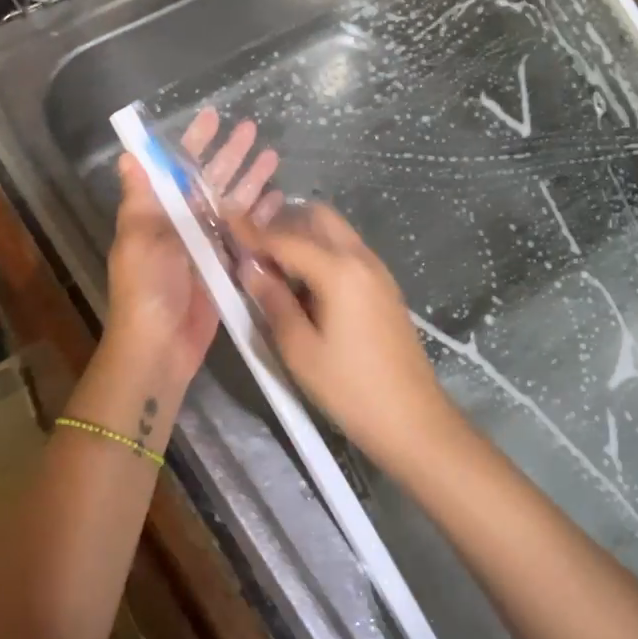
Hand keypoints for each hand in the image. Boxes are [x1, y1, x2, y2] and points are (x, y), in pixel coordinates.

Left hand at [105, 108, 281, 391]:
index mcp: (158, 212)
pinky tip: (278, 199)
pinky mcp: (224, 268)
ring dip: (250, 180)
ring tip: (274, 156)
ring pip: (231, 204)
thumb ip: (141, 197)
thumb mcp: (139, 238)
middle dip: (230, 154)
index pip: (176, 167)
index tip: (213, 115)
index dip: (192, 141)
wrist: (159, 348)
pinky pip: (244, 235)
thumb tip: (129, 155)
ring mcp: (204, 246)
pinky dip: (260, 217)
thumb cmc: (146, 289)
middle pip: (209, 180)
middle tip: (253, 129)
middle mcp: (180, 224)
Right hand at [232, 204, 456, 469]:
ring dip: (301, 236)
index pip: (285, 238)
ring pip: (333, 232)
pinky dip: (320, 252)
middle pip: (317, 217)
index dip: (250, 231)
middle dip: (281, 222)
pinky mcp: (383, 288)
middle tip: (251, 245)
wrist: (414, 421)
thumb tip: (250, 268)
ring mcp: (377, 271)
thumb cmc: (350, 388)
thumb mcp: (299, 349)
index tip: (223, 221)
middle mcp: (361, 259)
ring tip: (270, 265)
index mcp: (339, 271)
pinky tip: (300, 284)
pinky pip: (346, 252)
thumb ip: (272, 301)